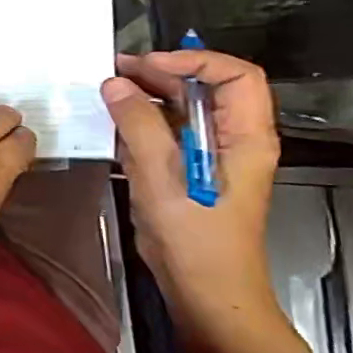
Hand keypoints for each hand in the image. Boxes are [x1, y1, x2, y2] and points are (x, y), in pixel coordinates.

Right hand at [101, 51, 284, 341]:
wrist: (205, 291)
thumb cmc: (196, 237)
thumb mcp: (162, 175)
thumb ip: (138, 124)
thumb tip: (115, 85)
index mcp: (245, 135)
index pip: (235, 75)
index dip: (194, 60)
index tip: (148, 64)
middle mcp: (231, 139)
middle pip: (204, 89)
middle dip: (161, 74)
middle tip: (116, 71)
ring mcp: (208, 157)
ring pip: (181, 111)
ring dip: (146, 98)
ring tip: (108, 93)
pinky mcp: (187, 173)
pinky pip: (166, 136)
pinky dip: (140, 125)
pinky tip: (112, 125)